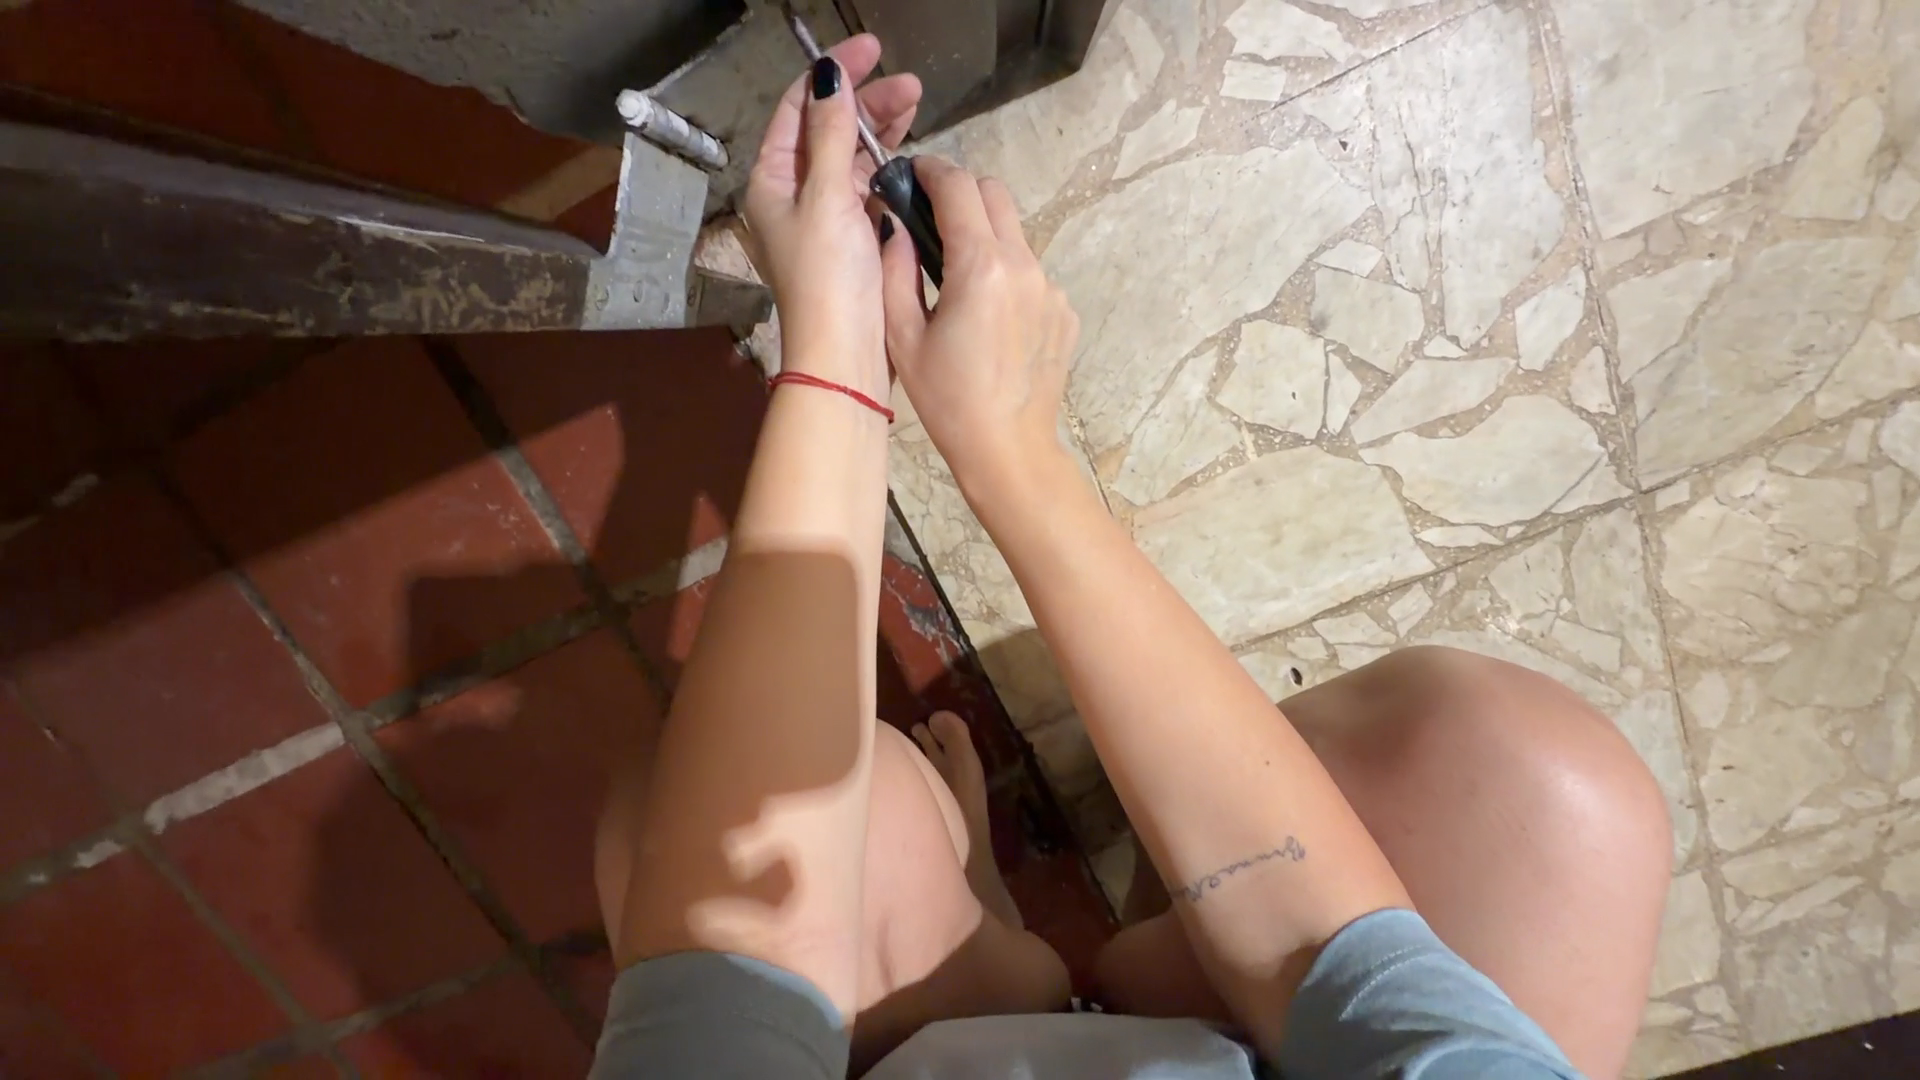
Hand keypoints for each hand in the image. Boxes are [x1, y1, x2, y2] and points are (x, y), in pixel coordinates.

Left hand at [745, 34, 920, 401]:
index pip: (799, 108)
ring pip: (851, 162)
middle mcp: (795, 196)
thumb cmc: (828, 278)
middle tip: (912, 87)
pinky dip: (886, 173)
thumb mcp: (826, 198)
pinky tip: (908, 163)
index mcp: (773, 181)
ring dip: (880, 135)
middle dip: (866, 103)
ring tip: (916, 112)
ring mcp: (826, 221)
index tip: (873, 50)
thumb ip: (830, 134)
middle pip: (828, 132)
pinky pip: (868, 194)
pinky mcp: (853, 245)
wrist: (844, 354)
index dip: (833, 74)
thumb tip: (831, 75)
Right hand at [881, 159, 1080, 496]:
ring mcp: (1052, 289)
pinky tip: (992, 320)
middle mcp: (1024, 266)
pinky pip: (1033, 274)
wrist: (1008, 450)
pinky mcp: (1065, 312)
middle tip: (934, 220)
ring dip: (986, 237)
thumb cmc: (947, 401)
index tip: (914, 174)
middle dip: (963, 193)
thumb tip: (896, 226)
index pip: (959, 187)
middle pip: (996, 195)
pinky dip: (1009, 277)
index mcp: (980, 267)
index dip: (932, 171)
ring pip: (1017, 235)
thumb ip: (896, 270)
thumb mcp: (904, 338)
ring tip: (960, 280)